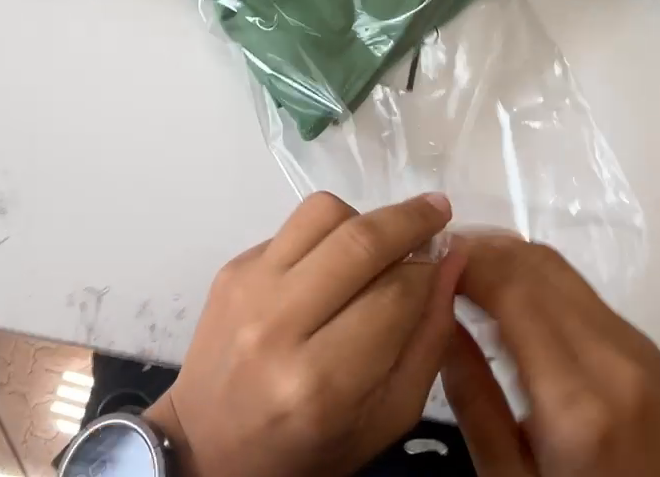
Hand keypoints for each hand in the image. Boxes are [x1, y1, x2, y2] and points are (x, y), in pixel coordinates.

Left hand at [144, 192, 465, 476]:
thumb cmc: (308, 447)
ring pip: (322, 214)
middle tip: (437, 211)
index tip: (447, 254)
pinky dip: (324, 235)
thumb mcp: (384, 420)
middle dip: (408, 220)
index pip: (395, 295)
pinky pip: (291, 226)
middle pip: (359, 241)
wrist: (209, 444)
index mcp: (321, 381)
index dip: (430, 269)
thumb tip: (450, 262)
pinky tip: (333, 263)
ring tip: (380, 242)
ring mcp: (248, 287)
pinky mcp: (231, 266)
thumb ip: (427, 342)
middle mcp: (279, 325)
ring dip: (362, 217)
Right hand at [442, 234, 659, 476]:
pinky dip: (533, 275)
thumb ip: (474, 401)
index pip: (510, 287)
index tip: (423, 260)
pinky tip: (505, 293)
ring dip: (506, 255)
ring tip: (462, 268)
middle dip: (479, 249)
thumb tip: (438, 323)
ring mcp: (637, 347)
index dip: (463, 260)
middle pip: (534, 264)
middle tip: (433, 256)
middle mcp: (613, 355)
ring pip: (557, 267)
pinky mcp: (646, 349)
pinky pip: (578, 289)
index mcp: (576, 399)